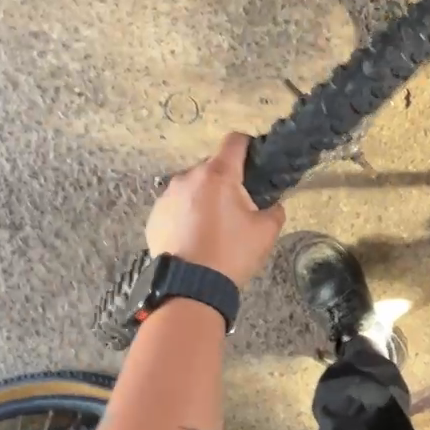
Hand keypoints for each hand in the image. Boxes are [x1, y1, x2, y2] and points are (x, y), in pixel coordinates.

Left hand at [145, 134, 285, 286]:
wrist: (189, 287)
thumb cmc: (231, 253)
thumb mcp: (266, 232)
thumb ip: (275, 210)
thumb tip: (274, 205)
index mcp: (218, 174)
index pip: (235, 141)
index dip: (248, 146)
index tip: (256, 161)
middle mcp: (189, 177)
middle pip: (212, 165)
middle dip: (226, 179)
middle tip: (238, 206)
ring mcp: (167, 196)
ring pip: (192, 186)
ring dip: (204, 196)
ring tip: (213, 225)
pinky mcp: (155, 216)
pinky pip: (176, 205)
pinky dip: (187, 213)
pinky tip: (195, 237)